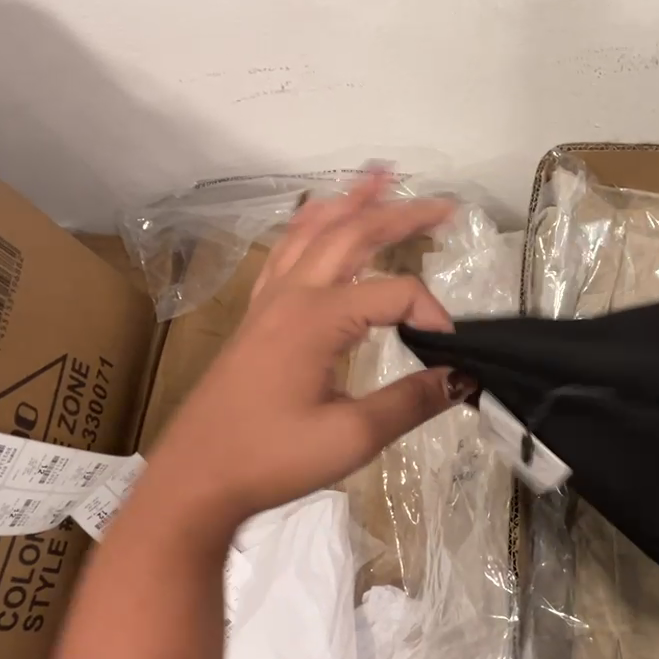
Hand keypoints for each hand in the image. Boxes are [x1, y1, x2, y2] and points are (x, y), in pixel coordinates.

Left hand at [139, 170, 473, 528]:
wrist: (195, 482)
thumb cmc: (270, 460)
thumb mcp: (352, 436)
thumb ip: (413, 401)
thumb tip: (464, 376)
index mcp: (317, 320)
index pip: (395, 295)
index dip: (433, 315)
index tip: (453, 354)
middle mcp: (292, 297)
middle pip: (352, 237)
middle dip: (401, 215)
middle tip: (446, 205)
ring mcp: (268, 303)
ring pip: (311, 234)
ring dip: (350, 203)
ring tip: (379, 177)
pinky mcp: (256, 318)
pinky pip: (285, 254)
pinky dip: (310, 227)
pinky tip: (318, 223)